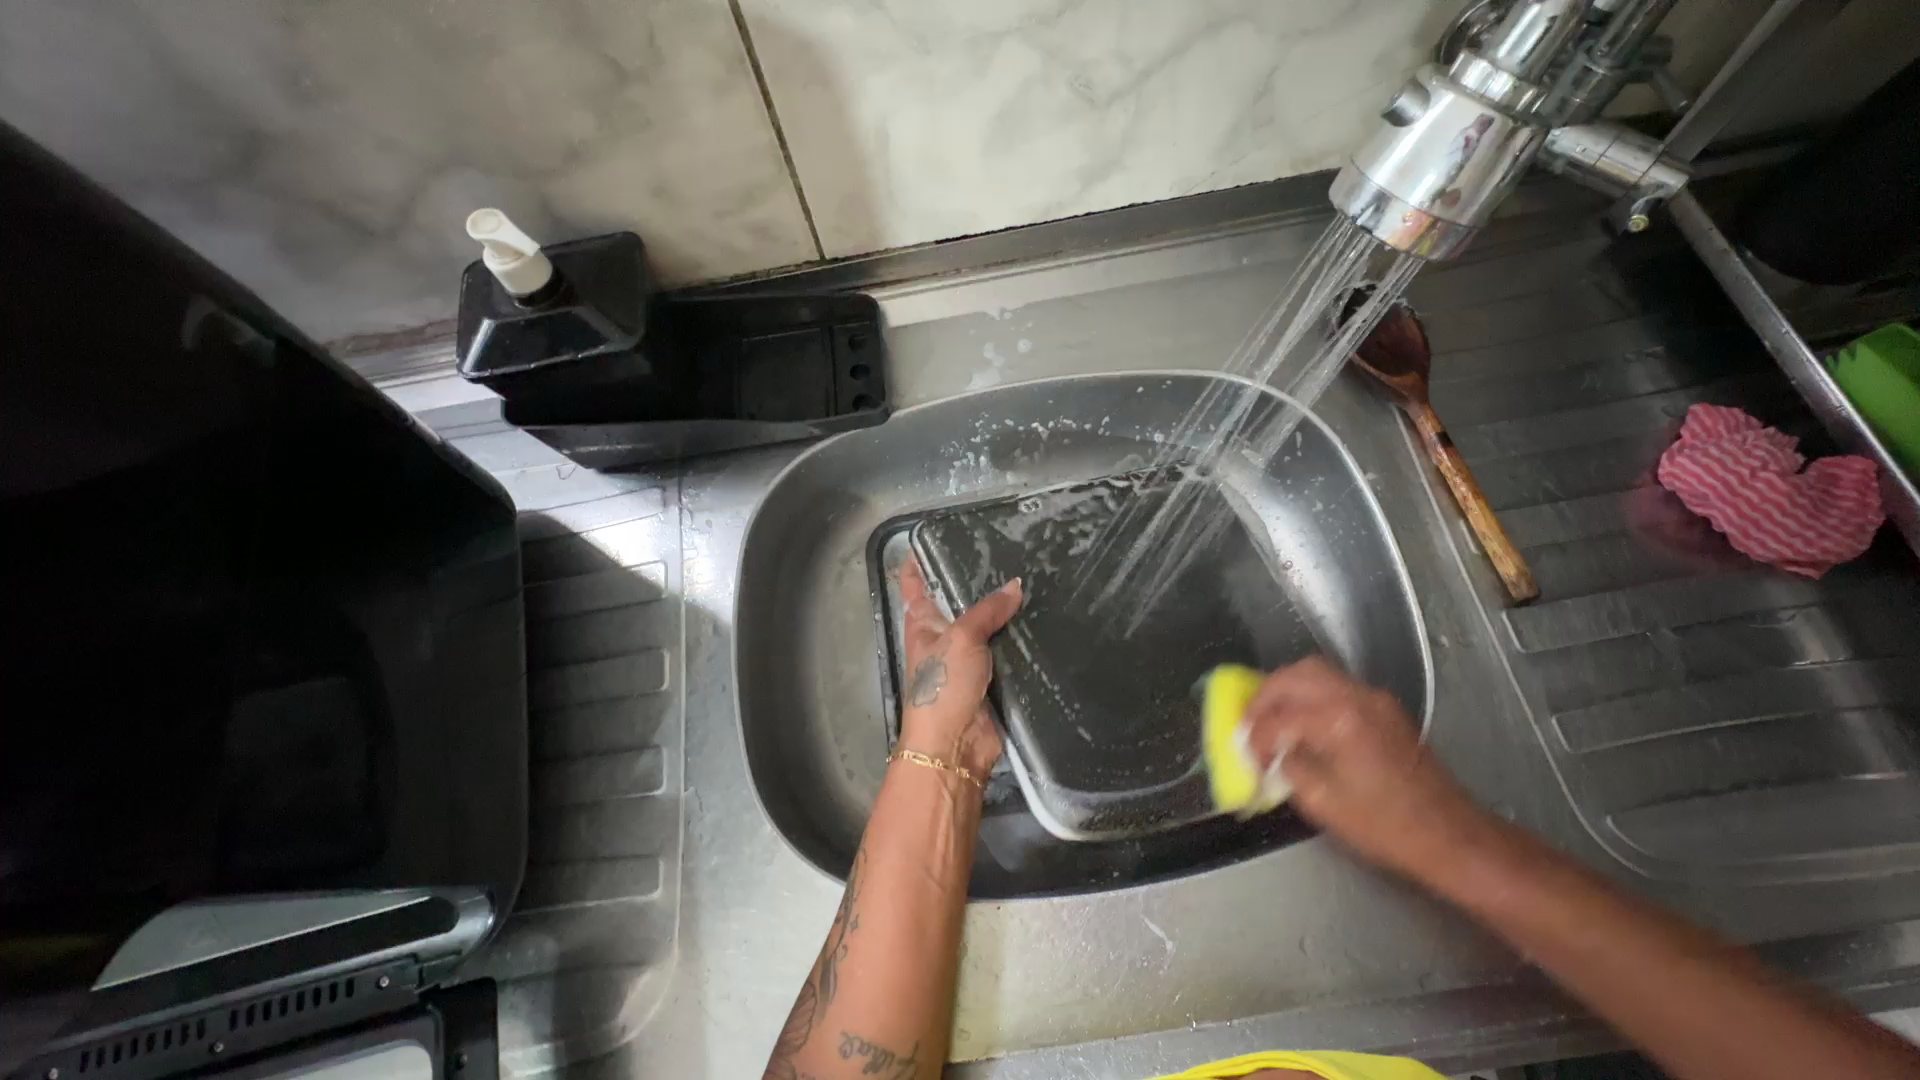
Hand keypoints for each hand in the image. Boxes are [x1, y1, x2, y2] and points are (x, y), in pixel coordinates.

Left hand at [896, 555, 1021, 779]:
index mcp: (922, 624)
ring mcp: (968, 660)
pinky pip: (1009, 654)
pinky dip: (1023, 642)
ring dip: (1006, 613)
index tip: (935, 535)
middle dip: (978, 582)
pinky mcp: (992, 681)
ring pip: (989, 627)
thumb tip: (1015, 586)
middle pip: (958, 602)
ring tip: (1036, 579)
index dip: (919, 561)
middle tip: (1009, 551)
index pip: (915, 585)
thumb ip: (987, 610)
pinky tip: (1046, 621)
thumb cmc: (943, 686)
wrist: (955, 745)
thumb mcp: (962, 638)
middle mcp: (944, 638)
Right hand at [1242, 656, 1493, 876]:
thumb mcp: (1322, 803)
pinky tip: (1303, 722)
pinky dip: (1310, 695)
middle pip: (1293, 676)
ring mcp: (1374, 699)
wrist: (1451, 835)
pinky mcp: (1385, 709)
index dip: (1255, 737)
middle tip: (1249, 724)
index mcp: (1337, 721)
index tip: (1247, 757)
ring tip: (1271, 719)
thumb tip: (1270, 754)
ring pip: (1315, 672)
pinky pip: (1336, 685)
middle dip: (1263, 697)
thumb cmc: (1387, 827)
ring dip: (1286, 691)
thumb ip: (1288, 768)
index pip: (1277, 717)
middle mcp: (1356, 698)